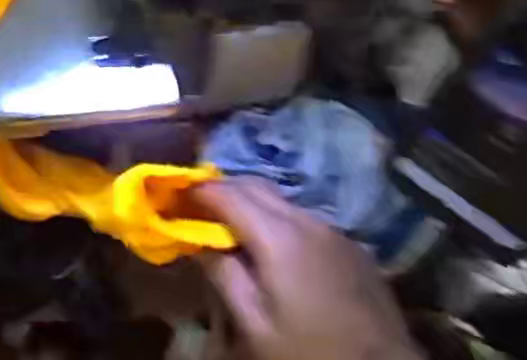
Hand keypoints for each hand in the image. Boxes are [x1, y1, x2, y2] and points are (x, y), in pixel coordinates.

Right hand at [194, 178, 419, 359]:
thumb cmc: (314, 359)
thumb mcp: (257, 328)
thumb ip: (224, 276)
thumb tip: (197, 240)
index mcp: (278, 236)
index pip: (224, 191)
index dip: (195, 191)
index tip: (173, 198)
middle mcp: (306, 219)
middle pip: (253, 184)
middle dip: (222, 190)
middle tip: (198, 210)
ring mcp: (334, 231)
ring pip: (280, 200)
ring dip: (251, 204)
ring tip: (233, 231)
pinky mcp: (353, 248)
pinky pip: (304, 219)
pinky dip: (279, 221)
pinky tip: (275, 251)